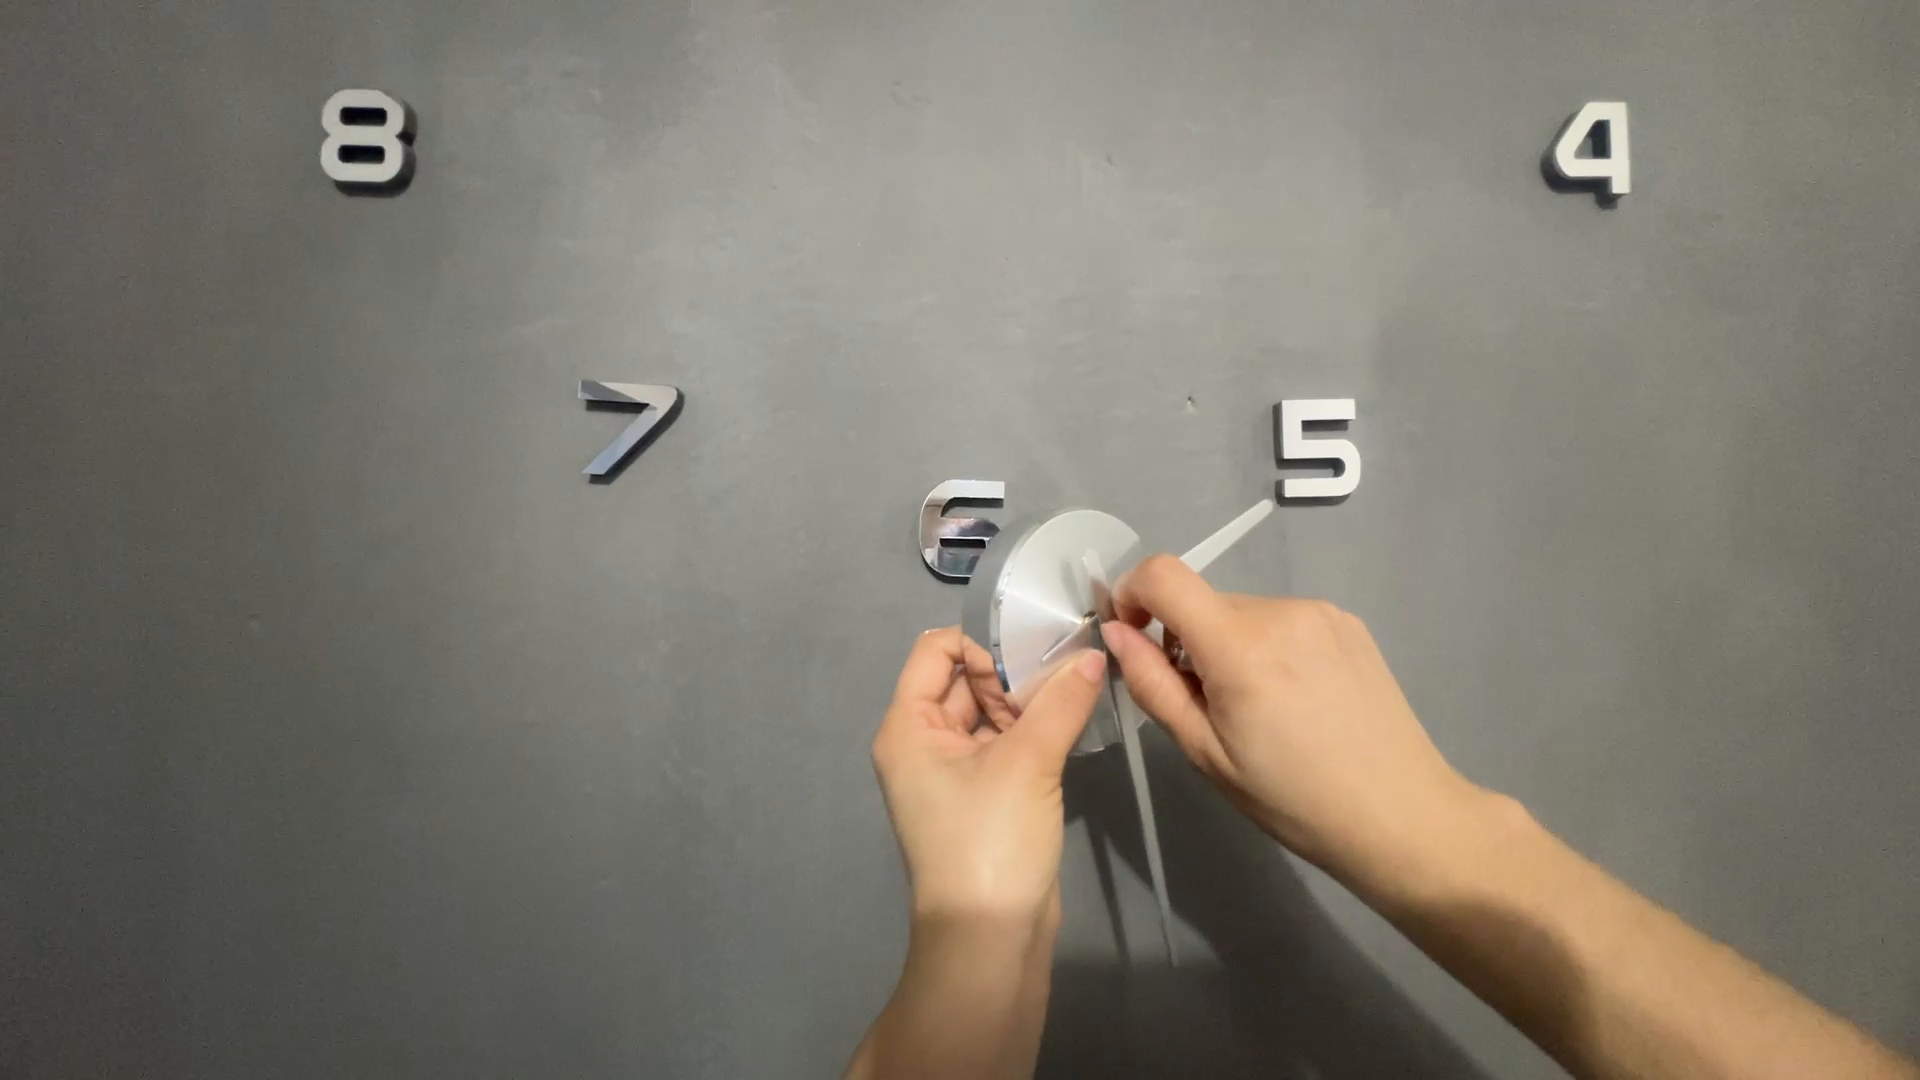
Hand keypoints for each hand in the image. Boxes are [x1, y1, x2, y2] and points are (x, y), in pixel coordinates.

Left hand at [871, 626, 1106, 921]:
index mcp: (908, 726)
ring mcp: (952, 770)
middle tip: (1065, 670)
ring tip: (1075, 692)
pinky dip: (1033, 729)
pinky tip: (1071, 721)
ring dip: (1028, 700)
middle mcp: (923, 742)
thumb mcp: (1027, 763)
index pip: (935, 650)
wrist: (990, 944)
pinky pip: (1003, 743)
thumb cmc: (990, 841)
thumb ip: (1061, 702)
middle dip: (1012, 670)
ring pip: (989, 711)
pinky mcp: (982, 794)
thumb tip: (1094, 654)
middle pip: (964, 679)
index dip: (980, 643)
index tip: (1032, 653)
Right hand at [1101, 555, 1486, 883]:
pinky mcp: (1345, 621)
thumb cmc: (1291, 798)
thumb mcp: (1203, 751)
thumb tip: (1115, 630)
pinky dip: (1263, 644)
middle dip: (1184, 639)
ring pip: (1239, 611)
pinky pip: (1277, 618)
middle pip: (1201, 601)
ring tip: (1257, 705)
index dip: (1131, 591)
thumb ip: (1150, 683)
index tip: (1133, 634)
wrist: (1403, 816)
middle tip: (1205, 702)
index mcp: (1239, 645)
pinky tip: (1293, 696)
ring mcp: (1318, 611)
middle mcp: (1279, 611)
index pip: (1163, 574)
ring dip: (1226, 644)